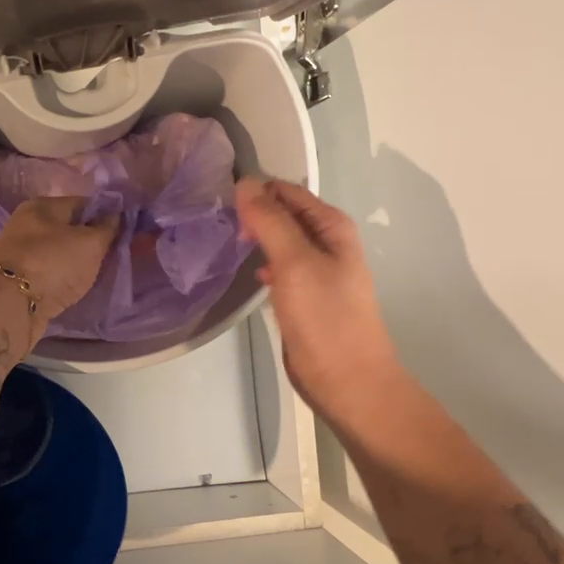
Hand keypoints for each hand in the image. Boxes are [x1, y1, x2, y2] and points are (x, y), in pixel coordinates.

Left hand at [0, 197, 118, 336]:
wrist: (8, 307)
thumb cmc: (52, 264)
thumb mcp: (89, 243)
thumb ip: (107, 228)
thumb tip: (116, 214)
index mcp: (41, 206)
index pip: (83, 203)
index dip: (106, 215)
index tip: (127, 231)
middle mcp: (26, 225)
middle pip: (69, 229)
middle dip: (92, 241)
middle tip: (117, 255)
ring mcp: (20, 254)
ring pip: (58, 253)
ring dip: (77, 263)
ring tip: (100, 273)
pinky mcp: (18, 282)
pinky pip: (49, 275)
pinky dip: (63, 280)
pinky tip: (77, 287)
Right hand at [236, 178, 399, 414]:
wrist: (346, 380)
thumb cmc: (325, 318)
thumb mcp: (295, 263)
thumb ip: (270, 221)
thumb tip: (245, 183)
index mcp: (332, 227)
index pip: (287, 192)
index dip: (256, 191)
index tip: (220, 199)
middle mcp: (326, 243)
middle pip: (283, 214)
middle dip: (253, 213)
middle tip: (217, 222)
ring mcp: (314, 271)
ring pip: (279, 241)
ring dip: (255, 238)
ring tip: (225, 241)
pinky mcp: (303, 296)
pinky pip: (278, 267)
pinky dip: (262, 264)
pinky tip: (248, 273)